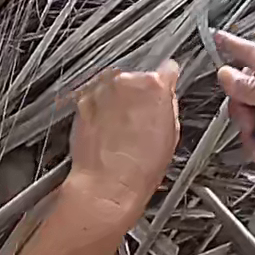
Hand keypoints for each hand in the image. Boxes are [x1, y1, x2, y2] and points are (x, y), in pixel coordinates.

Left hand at [65, 60, 180, 223]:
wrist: (107, 185)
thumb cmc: (140, 168)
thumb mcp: (171, 133)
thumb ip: (168, 105)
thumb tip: (166, 97)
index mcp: (155, 85)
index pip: (168, 69)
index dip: (167, 82)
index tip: (165, 88)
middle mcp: (126, 81)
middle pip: (138, 78)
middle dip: (139, 94)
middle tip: (140, 119)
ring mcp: (102, 89)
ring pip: (116, 85)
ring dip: (118, 99)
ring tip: (122, 127)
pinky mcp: (83, 99)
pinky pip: (96, 96)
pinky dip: (100, 107)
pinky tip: (106, 129)